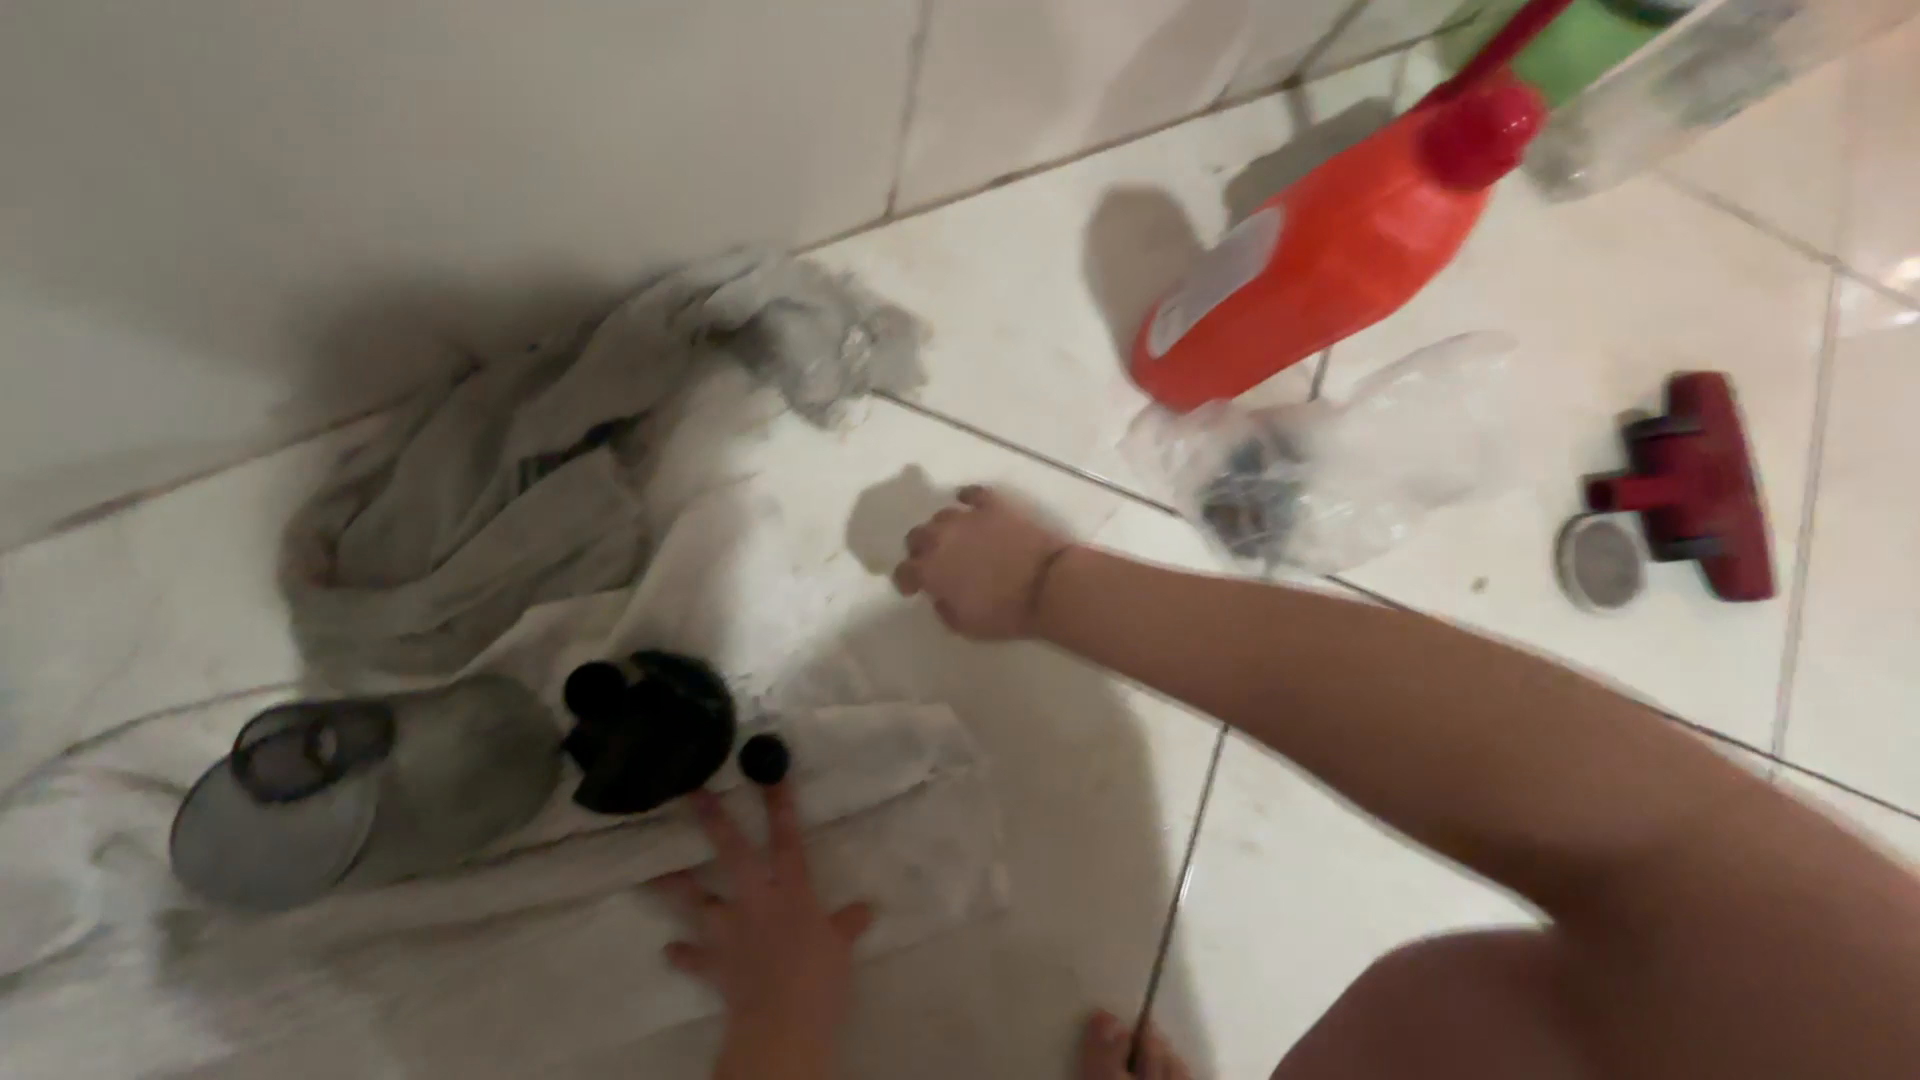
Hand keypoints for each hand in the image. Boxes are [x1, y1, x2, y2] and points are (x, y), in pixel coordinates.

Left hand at [655, 787, 872, 1073]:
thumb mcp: (842, 947)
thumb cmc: (820, 977)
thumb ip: (848, 923)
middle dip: (713, 822)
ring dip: (673, 887)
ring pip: (697, 899)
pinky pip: (693, 957)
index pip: (788, 837)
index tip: (767, 770)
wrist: (783, 1023)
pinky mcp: (714, 963)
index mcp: (792, 889)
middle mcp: (756, 899)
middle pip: (733, 853)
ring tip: (651, 873)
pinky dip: (682, 953)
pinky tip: (669, 949)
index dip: (779, 803)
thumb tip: (867, 908)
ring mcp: (730, 929)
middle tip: (690, 794)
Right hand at [891, 485, 1074, 640]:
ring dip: (943, 527)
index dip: (906, 580)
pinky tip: (970, 505)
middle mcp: (941, 539)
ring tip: (956, 536)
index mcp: (930, 570)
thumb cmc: (1006, 613)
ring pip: (942, 515)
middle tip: (933, 561)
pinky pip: (972, 494)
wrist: (1048, 585)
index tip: (914, 588)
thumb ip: (944, 608)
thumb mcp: (965, 626)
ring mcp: (967, 518)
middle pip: (916, 537)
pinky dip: (968, 499)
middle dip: (920, 550)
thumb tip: (940, 596)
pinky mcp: (993, 505)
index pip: (903, 571)